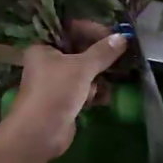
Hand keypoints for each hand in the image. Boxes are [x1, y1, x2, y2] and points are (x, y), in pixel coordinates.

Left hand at [0, 21, 128, 157]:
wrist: (40, 133)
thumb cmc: (56, 92)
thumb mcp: (81, 68)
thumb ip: (103, 52)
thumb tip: (122, 37)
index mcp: (44, 47)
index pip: (71, 29)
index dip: (92, 30)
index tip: (114, 36)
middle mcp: (48, 62)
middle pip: (80, 51)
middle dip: (99, 57)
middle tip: (121, 58)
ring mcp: (57, 82)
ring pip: (85, 72)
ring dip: (97, 78)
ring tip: (108, 83)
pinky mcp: (65, 100)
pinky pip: (84, 89)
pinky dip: (93, 93)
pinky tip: (102, 99)